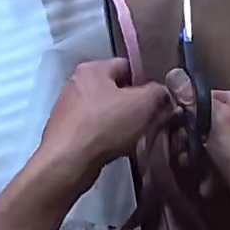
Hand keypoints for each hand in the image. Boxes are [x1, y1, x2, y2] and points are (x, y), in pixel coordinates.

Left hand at [32, 59, 171, 193]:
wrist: (67, 163)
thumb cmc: (104, 126)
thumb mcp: (142, 104)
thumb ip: (158, 92)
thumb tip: (163, 93)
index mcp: (92, 69)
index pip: (127, 66)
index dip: (147, 81)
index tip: (159, 99)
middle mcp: (76, 84)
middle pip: (117, 89)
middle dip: (136, 104)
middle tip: (152, 118)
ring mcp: (68, 109)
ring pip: (107, 110)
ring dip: (123, 122)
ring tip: (137, 136)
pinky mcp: (66, 132)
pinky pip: (95, 128)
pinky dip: (108, 136)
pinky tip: (118, 147)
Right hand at [167, 69, 229, 229]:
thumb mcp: (218, 121)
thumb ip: (194, 100)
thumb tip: (173, 73)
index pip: (200, 97)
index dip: (183, 111)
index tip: (172, 126)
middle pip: (200, 123)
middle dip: (188, 140)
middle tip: (183, 152)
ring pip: (203, 147)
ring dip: (195, 161)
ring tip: (194, 169)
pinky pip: (213, 168)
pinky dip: (208, 177)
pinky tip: (209, 186)